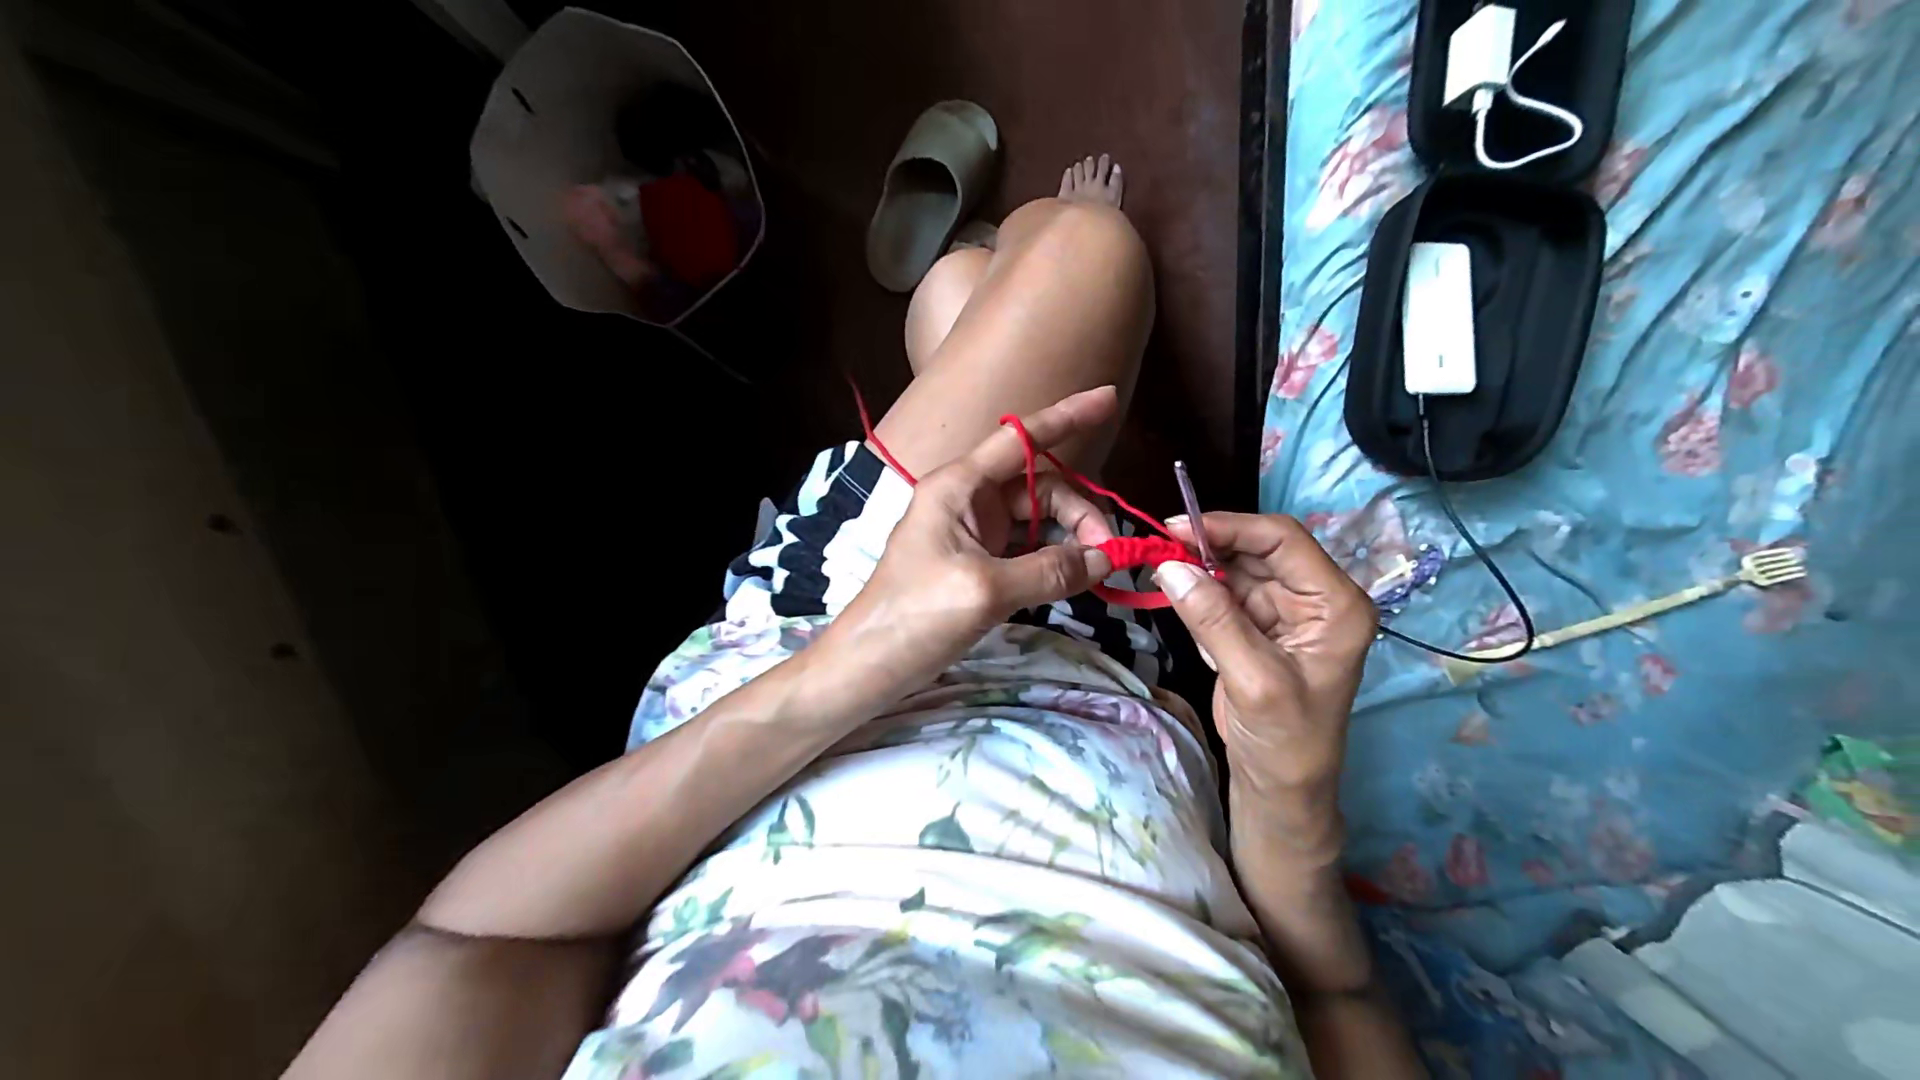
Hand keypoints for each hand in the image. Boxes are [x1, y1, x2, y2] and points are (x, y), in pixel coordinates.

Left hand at [805, 388, 1121, 716]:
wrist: (868, 665)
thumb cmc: (915, 617)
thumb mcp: (985, 591)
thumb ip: (1048, 571)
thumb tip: (1104, 560)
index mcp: (958, 486)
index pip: (1020, 439)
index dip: (1065, 417)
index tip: (1109, 399)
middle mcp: (966, 500)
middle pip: (1038, 486)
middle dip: (1078, 510)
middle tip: (1107, 552)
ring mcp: (972, 533)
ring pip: (1036, 519)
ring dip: (1069, 537)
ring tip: (1096, 568)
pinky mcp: (976, 563)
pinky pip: (1026, 548)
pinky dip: (1052, 558)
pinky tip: (1074, 576)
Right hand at [1154, 513, 1375, 811]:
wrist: (1279, 786)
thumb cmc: (1286, 739)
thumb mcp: (1253, 679)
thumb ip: (1214, 619)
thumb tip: (1169, 567)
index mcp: (1335, 603)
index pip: (1283, 540)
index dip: (1230, 526)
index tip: (1176, 528)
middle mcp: (1314, 598)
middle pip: (1257, 549)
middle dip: (1208, 546)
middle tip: (1158, 549)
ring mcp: (1283, 611)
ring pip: (1235, 568)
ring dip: (1198, 569)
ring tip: (1162, 573)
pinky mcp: (1256, 626)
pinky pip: (1222, 593)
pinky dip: (1198, 594)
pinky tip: (1181, 605)